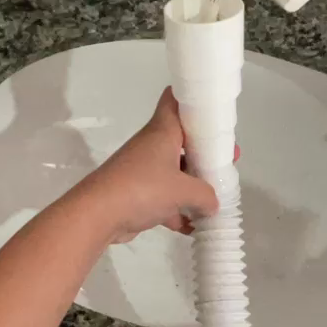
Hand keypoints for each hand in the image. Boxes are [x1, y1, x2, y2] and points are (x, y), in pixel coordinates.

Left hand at [66, 89, 219, 243]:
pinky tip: (194, 227)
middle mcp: (153, 147)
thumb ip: (206, 195)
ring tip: (217, 197)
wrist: (98, 214)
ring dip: (194, 185)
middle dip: (205, 152)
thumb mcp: (184, 191)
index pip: (175, 100)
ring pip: (175, 172)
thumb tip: (213, 203)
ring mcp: (144, 171)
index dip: (193, 99)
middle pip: (183, 140)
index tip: (214, 109)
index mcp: (163, 132)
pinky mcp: (138, 195)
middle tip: (228, 160)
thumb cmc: (143, 189)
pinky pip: (165, 199)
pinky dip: (178, 211)